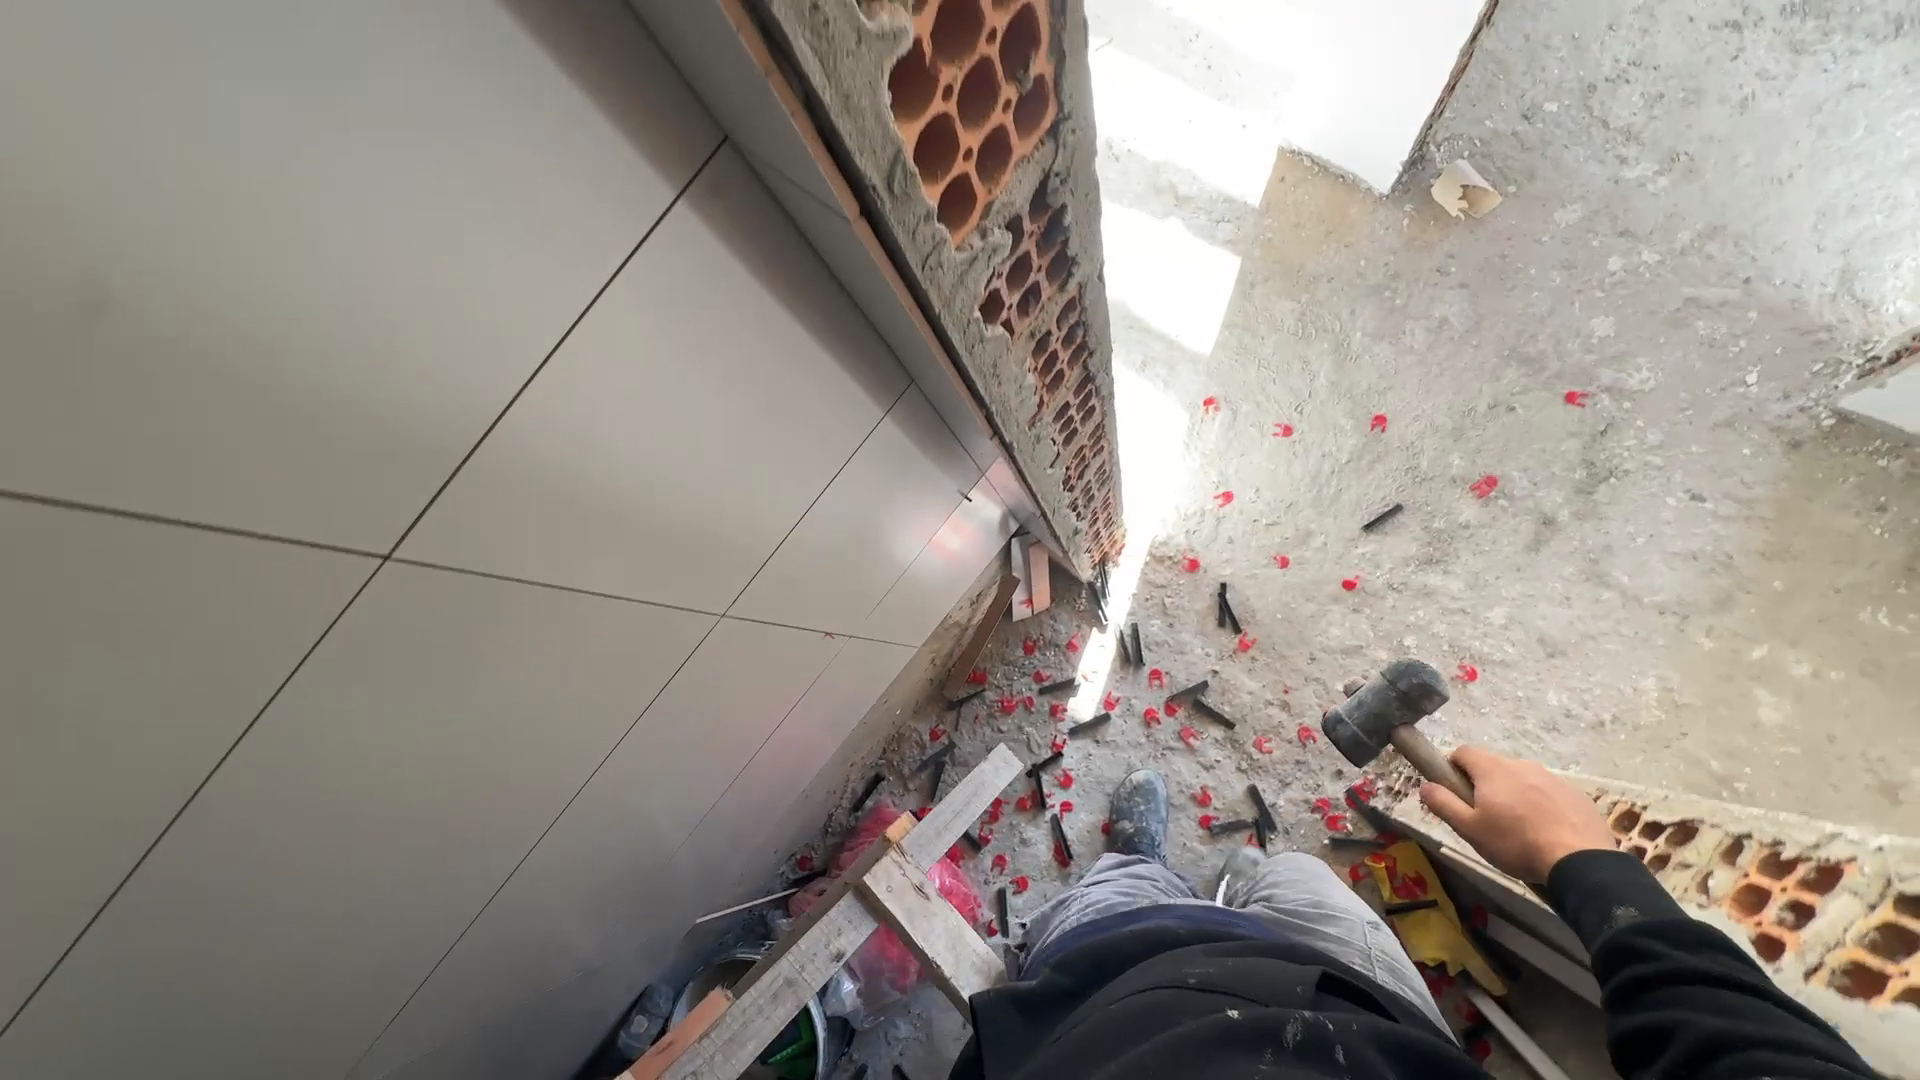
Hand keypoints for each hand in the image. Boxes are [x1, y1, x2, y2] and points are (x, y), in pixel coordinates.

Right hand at [1419, 746, 1616, 883]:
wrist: (1582, 863)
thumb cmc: (1516, 843)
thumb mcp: (1469, 828)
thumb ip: (1442, 803)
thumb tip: (1425, 786)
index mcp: (1492, 769)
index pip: (1463, 752)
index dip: (1453, 768)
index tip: (1456, 792)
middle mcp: (1522, 765)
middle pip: (1493, 766)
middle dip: (1484, 784)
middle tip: (1485, 815)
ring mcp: (1553, 778)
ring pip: (1522, 779)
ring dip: (1514, 794)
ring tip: (1519, 827)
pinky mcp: (1577, 795)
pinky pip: (1548, 793)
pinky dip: (1541, 805)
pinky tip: (1546, 831)